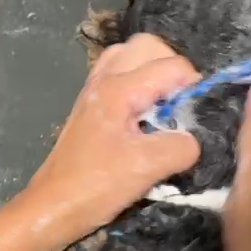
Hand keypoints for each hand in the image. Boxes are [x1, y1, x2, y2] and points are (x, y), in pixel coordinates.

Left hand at [16, 34, 201, 243]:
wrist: (53, 205)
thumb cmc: (96, 185)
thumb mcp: (147, 167)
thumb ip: (182, 145)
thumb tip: (196, 137)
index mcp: (118, 88)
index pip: (172, 65)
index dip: (194, 87)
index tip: (198, 117)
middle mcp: (104, 79)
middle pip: (147, 46)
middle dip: (172, 69)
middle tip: (181, 106)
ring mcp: (94, 90)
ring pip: (131, 57)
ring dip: (153, 75)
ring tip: (163, 110)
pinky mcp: (91, 105)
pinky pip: (119, 76)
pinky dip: (137, 86)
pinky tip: (145, 119)